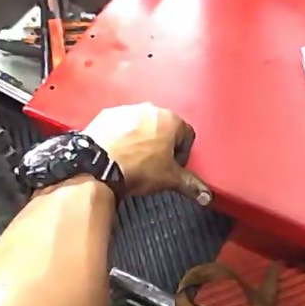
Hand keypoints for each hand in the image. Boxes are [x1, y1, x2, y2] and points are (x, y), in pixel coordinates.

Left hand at [83, 104, 211, 203]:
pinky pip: (121, 125)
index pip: (187, 134)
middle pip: (165, 127)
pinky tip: (119, 153)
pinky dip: (123, 137)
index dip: (183, 153)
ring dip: (143, 139)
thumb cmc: (138, 168)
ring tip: (135, 160)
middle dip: (163, 144)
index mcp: (170, 120)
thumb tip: (206, 196)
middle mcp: (150, 109)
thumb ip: (191, 184)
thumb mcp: (169, 178)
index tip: (174, 166)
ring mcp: (126, 110)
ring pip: (142, 125)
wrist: (98, 165)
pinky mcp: (106, 115)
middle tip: (155, 164)